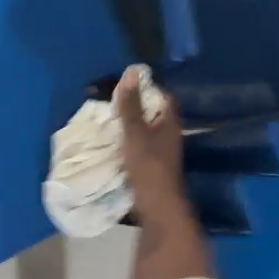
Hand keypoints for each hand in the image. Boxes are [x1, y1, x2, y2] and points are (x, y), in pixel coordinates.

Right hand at [114, 65, 185, 218]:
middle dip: (135, 107)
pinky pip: (140, 147)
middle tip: (112, 102)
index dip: (148, 88)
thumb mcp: (135, 132)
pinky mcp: (152, 167)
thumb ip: (131, 105)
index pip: (164, 97)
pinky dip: (128, 143)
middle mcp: (169, 136)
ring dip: (130, 126)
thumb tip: (131, 72)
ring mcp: (162, 153)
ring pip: (146, 132)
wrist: (156, 206)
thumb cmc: (148, 165)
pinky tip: (112, 144)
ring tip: (108, 121)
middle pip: (154, 114)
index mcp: (170, 123)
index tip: (127, 86)